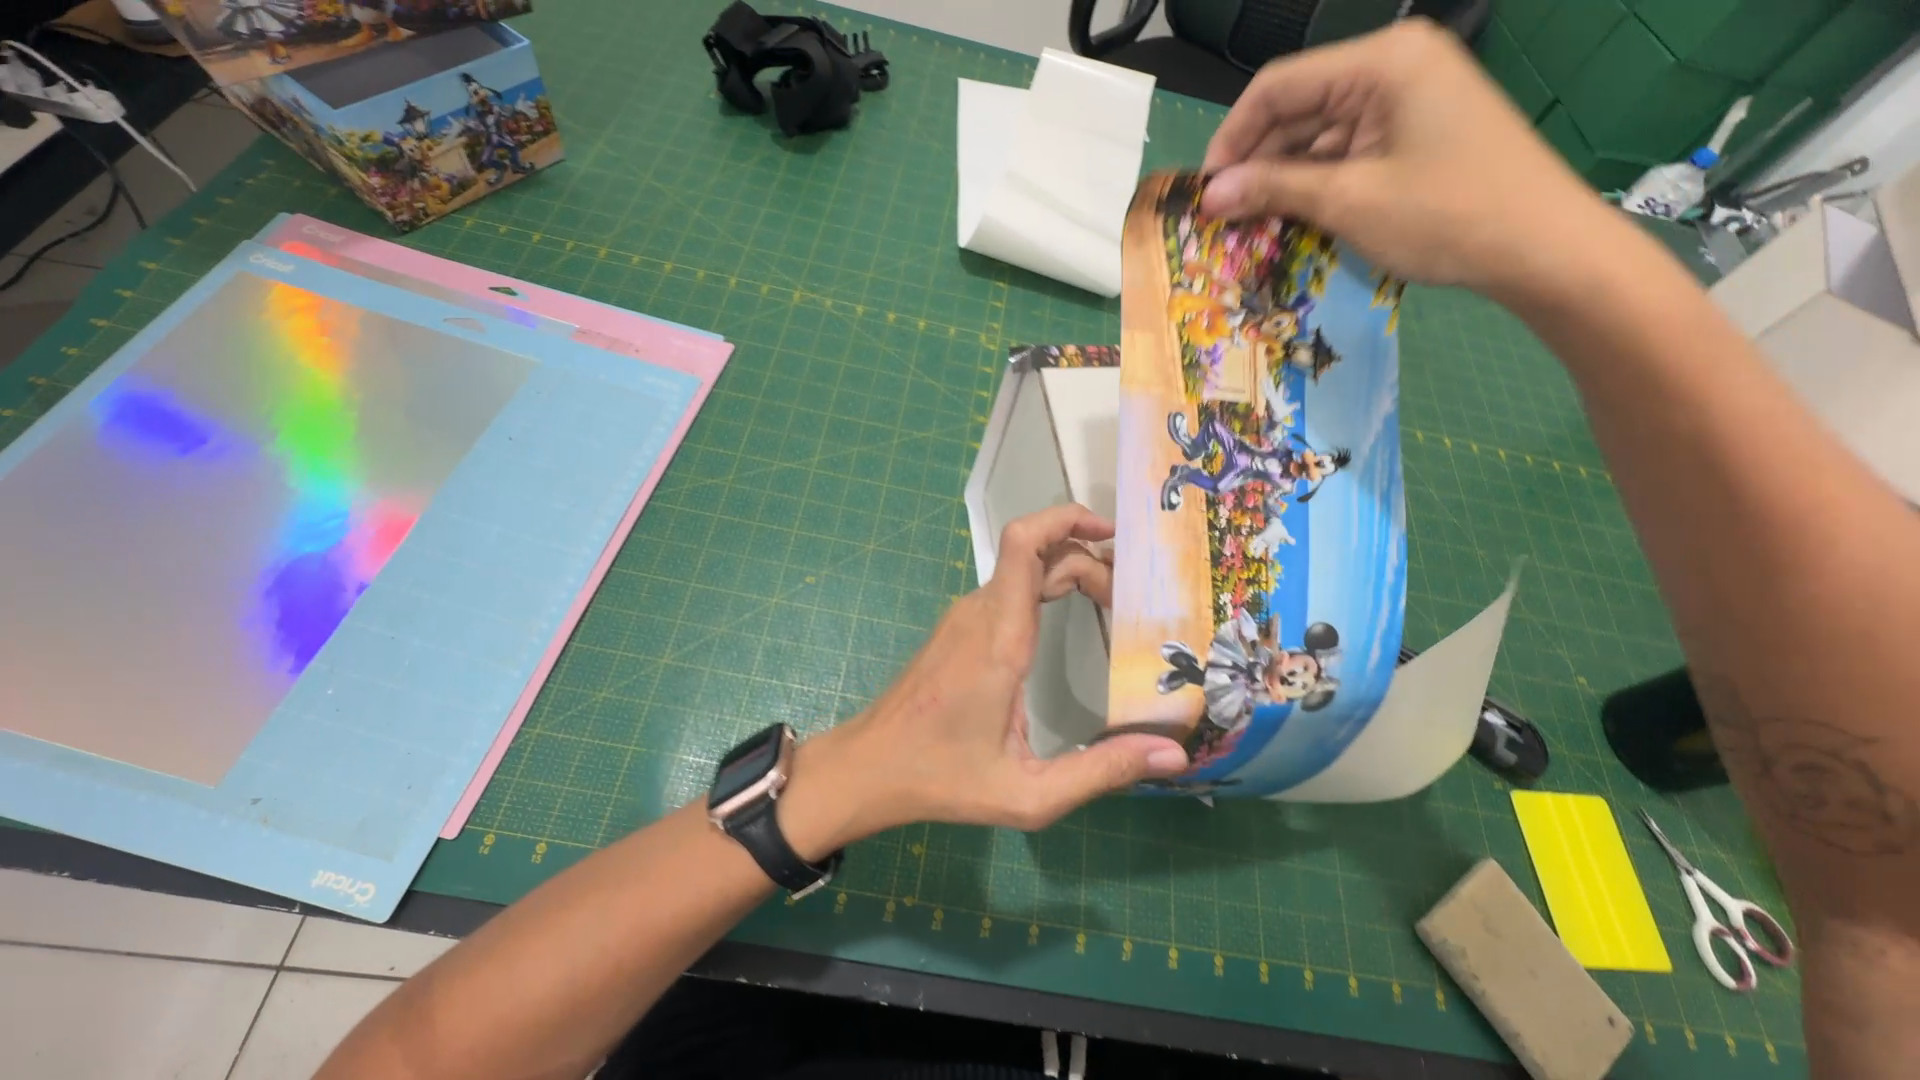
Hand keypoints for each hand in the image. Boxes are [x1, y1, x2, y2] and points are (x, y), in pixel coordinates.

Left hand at [789, 505, 1188, 848]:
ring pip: (1023, 569)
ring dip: (1069, 572)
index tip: (1113, 535)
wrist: (868, 768)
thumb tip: (1173, 754)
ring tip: (1113, 607)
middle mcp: (980, 614)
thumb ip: (1101, 772)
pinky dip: (1047, 587)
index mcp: (999, 636)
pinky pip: (1008, 590)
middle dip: (1090, 560)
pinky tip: (1072, 616)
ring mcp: (965, 619)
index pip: (1025, 544)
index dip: (1068, 520)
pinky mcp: (959, 631)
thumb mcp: (1029, 793)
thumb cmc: (942, 779)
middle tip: (1128, 604)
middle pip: (1037, 551)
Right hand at [1198, 19, 1619, 301]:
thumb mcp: (1349, 201)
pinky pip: (1348, 150)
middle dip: (1256, 161)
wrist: (1543, 248)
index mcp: (1381, 60)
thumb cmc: (1447, 215)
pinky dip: (1316, 182)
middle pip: (1298, 107)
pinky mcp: (1415, 132)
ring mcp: (1408, 99)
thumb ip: (1273, 189)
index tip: (1206, 190)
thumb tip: (1208, 196)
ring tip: (1249, 223)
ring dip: (1283, 177)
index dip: (1232, 137)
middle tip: (1222, 215)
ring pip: (1319, 133)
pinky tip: (1290, 216)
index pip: (1278, 85)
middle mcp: (1393, 66)